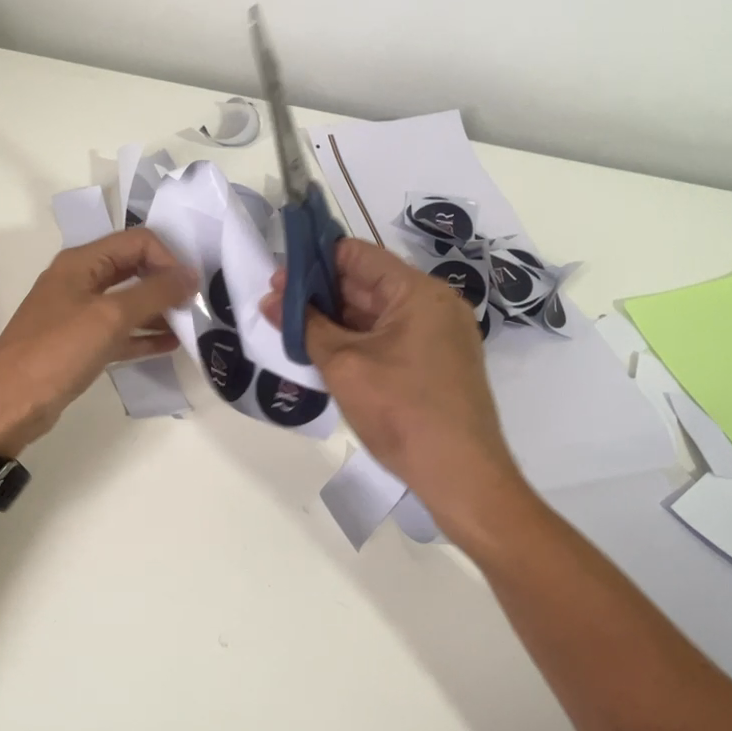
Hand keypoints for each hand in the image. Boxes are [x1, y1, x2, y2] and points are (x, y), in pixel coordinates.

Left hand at [0, 228, 196, 455]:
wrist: (8, 405)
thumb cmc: (56, 353)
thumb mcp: (109, 318)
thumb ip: (153, 293)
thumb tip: (190, 275)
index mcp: (80, 263)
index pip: (137, 242)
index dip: (168, 259)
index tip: (191, 288)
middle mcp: (79, 280)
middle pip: (133, 268)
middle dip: (166, 282)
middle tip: (198, 305)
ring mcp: (78, 313)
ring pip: (128, 302)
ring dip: (158, 310)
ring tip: (192, 326)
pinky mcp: (79, 344)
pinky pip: (119, 331)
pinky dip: (143, 335)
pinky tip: (171, 345)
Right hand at [261, 238, 532, 537]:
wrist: (462, 476)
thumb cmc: (402, 412)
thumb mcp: (343, 365)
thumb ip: (305, 326)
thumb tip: (270, 299)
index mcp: (418, 292)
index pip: (357, 254)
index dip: (313, 260)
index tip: (276, 278)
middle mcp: (434, 304)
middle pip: (366, 282)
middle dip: (319, 292)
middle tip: (275, 306)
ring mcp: (439, 334)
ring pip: (375, 312)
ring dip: (334, 318)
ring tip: (292, 331)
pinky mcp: (436, 362)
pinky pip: (388, 336)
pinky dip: (356, 339)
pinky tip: (323, 353)